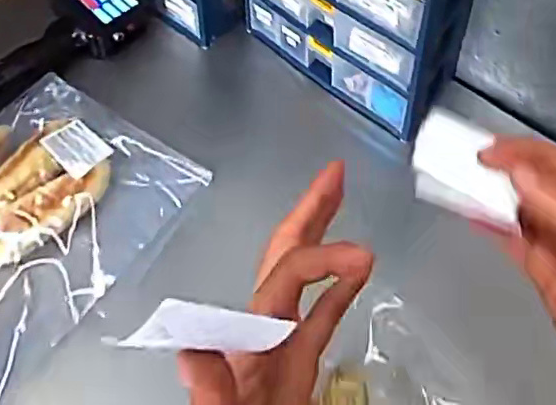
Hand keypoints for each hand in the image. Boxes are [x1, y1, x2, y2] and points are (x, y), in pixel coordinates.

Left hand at [178, 160, 374, 404]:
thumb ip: (213, 395)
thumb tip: (189, 348)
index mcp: (247, 346)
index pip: (285, 277)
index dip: (324, 259)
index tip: (366, 258)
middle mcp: (261, 336)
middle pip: (284, 258)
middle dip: (309, 212)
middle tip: (336, 173)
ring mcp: (278, 351)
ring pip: (299, 277)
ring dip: (321, 234)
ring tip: (339, 197)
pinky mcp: (295, 371)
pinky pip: (319, 317)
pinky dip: (337, 289)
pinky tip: (357, 273)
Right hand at [480, 139, 555, 404]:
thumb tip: (516, 170)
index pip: (550, 160)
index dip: (518, 150)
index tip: (484, 151)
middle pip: (531, 179)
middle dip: (501, 168)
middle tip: (466, 162)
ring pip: (518, 208)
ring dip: (493, 195)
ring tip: (461, 184)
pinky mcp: (545, 272)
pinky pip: (513, 240)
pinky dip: (493, 225)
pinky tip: (473, 216)